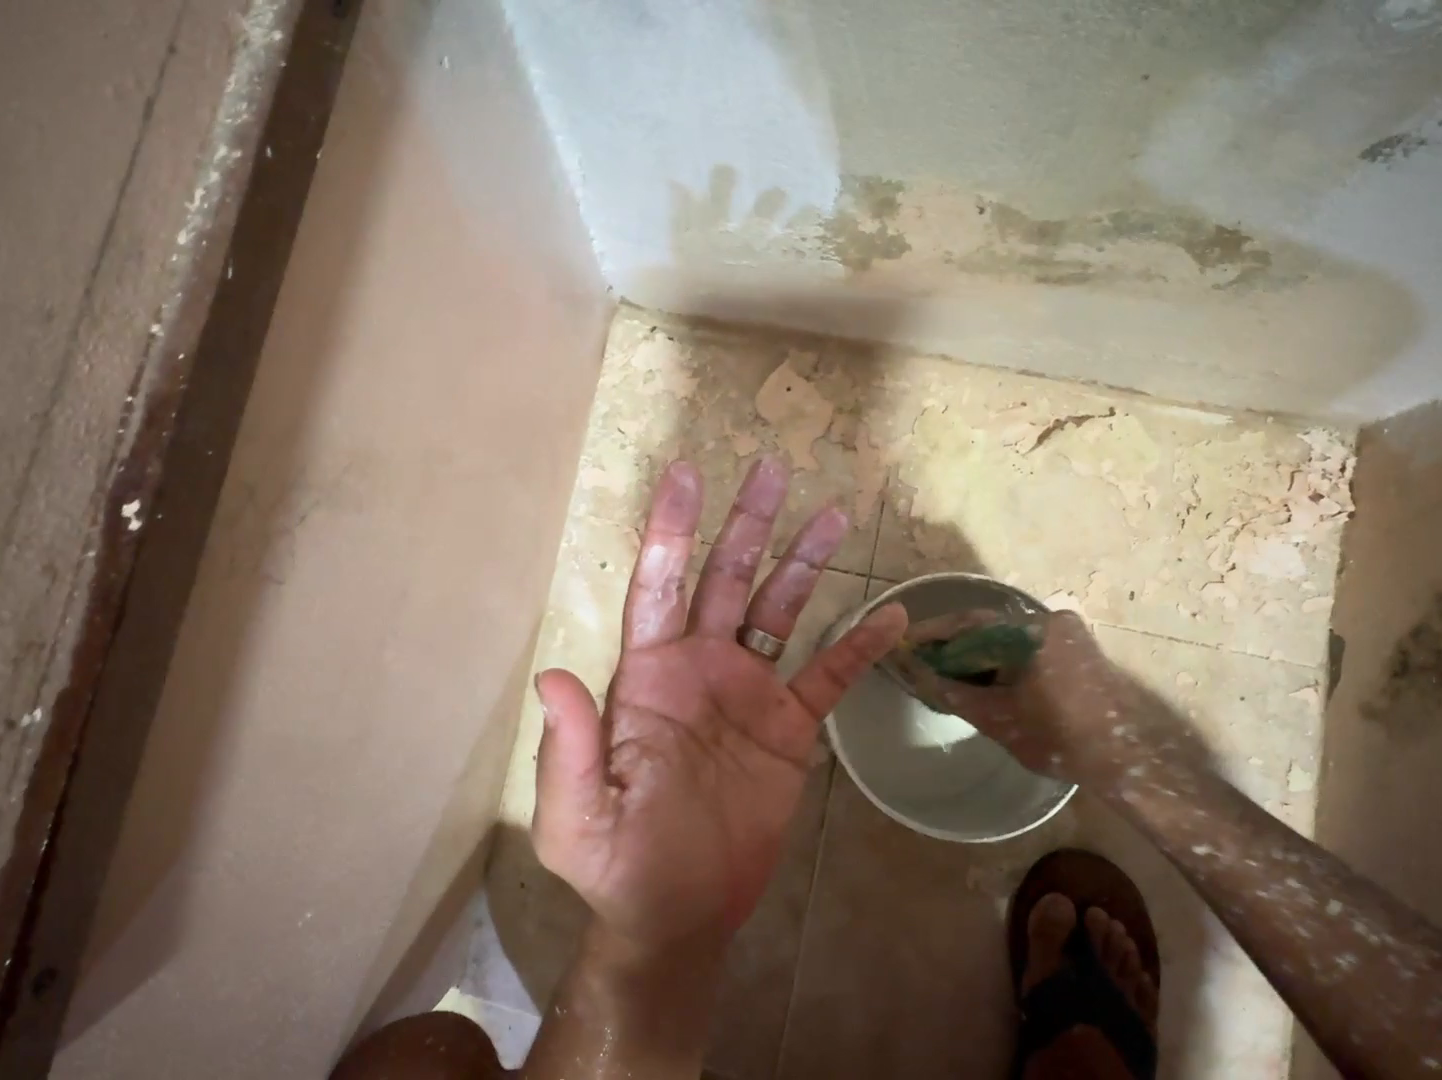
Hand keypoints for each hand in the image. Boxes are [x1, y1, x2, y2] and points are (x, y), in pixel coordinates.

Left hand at [531, 458, 906, 953]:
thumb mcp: (575, 813)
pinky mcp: (788, 729)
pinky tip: (889, 611)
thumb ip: (569, 745)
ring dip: (804, 561)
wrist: (676, 910)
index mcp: (648, 673)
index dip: (672, 528)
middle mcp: (700, 666)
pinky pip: (829, 676)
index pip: (660, 584)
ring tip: (833, 512)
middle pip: (727, 578)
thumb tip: (551, 675)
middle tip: (771, 467)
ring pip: (780, 610)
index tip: (687, 473)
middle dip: (747, 523)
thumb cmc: (615, 861)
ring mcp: (748, 693)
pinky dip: (858, 645)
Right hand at [902, 610, 1200, 790]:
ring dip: (978, 654)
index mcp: (1030, 631)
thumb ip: (951, 691)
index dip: (932, 633)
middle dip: (953, 644)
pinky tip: (985, 679)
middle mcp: (1051, 621)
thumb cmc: (1059, 738)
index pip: (967, 623)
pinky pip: (1027, 647)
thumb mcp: (995, 718)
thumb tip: (915, 672)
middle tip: (922, 661)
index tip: (904, 642)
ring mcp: (1069, 634)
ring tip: (948, 674)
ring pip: (1007, 638)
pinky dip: (1002, 659)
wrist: (1129, 762)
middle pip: (987, 627)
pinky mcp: (1079, 651)